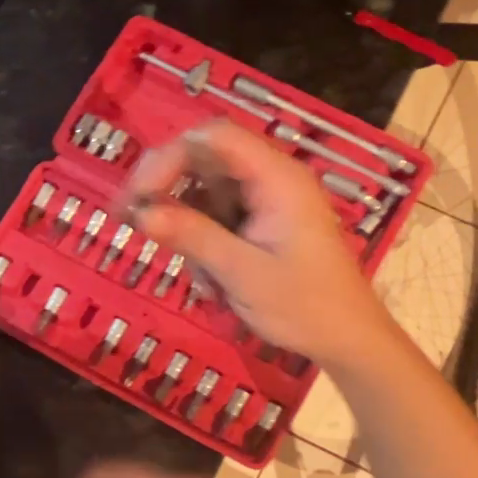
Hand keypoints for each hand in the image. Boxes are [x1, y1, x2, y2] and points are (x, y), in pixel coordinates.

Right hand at [122, 121, 396, 367]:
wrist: (346, 339)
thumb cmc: (304, 306)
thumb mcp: (242, 273)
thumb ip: (193, 237)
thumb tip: (139, 214)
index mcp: (276, 177)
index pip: (213, 138)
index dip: (167, 158)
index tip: (137, 198)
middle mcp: (269, 178)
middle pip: (204, 161)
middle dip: (166, 192)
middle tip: (131, 222)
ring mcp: (265, 202)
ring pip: (204, 194)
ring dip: (187, 230)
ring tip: (201, 280)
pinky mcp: (260, 225)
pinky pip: (217, 220)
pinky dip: (203, 248)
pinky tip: (214, 286)